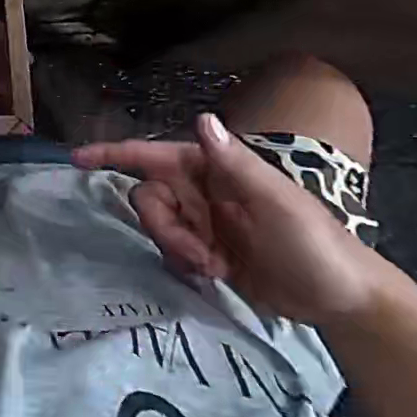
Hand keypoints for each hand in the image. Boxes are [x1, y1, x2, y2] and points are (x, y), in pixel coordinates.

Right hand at [75, 113, 408, 325]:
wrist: (339, 298)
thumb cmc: (313, 241)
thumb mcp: (277, 201)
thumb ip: (235, 163)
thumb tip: (200, 118)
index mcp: (214, 168)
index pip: (154, 154)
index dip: (114, 154)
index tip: (78, 159)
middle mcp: (201, 190)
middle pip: (149, 197)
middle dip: (163, 226)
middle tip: (198, 254)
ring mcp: (202, 221)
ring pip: (157, 226)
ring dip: (177, 248)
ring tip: (213, 266)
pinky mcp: (205, 251)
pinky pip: (171, 251)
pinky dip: (185, 263)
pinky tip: (215, 273)